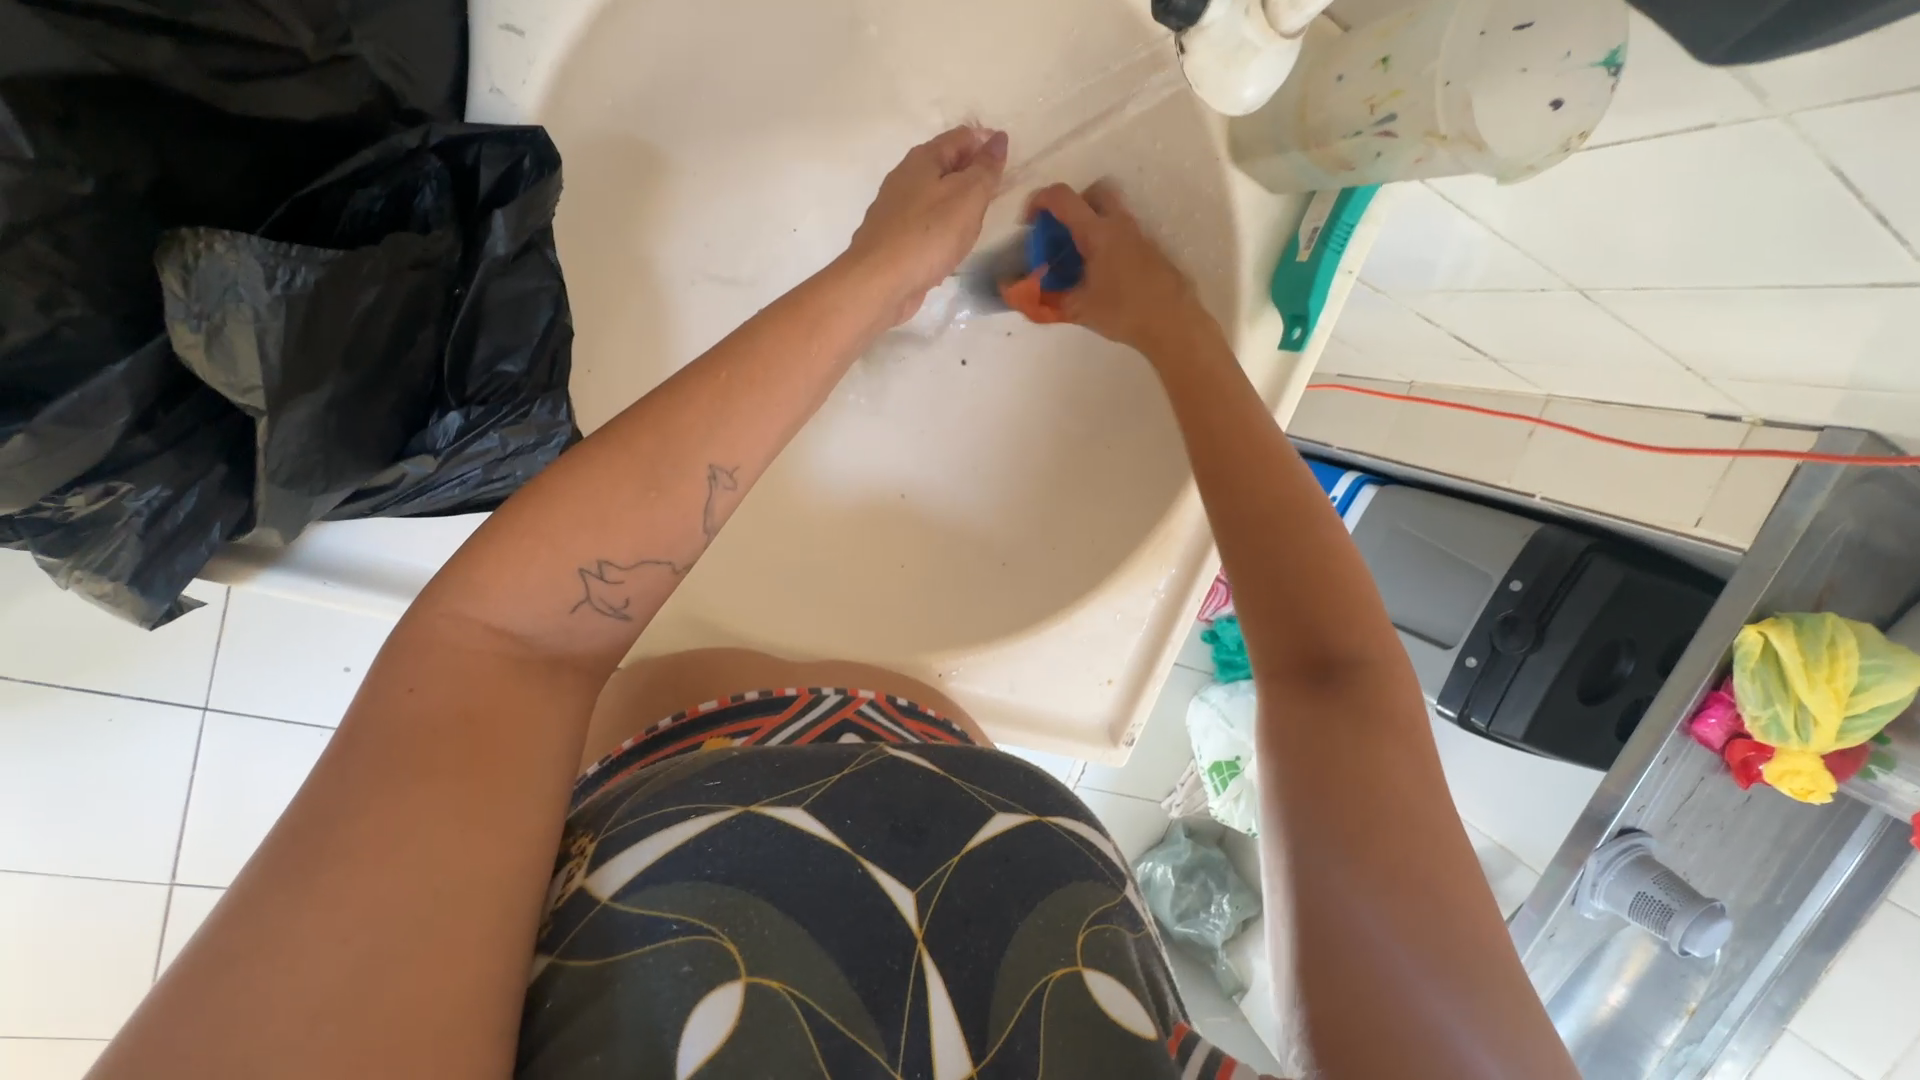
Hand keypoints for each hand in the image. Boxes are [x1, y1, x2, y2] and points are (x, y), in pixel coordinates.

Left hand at [846, 125, 1008, 323]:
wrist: (879, 282)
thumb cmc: (928, 235)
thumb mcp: (968, 196)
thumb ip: (985, 169)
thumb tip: (998, 139)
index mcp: (923, 159)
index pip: (961, 137)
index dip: (986, 144)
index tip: (1008, 165)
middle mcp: (905, 178)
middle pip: (945, 165)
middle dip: (972, 174)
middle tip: (997, 194)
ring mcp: (896, 210)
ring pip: (934, 197)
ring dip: (957, 203)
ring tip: (977, 221)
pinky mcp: (894, 239)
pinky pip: (925, 224)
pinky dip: (942, 227)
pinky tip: (951, 245)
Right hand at [1025, 182, 1216, 356]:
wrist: (1173, 322)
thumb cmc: (1123, 312)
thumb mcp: (1077, 309)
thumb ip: (1045, 299)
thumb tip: (1015, 295)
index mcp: (1097, 232)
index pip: (1062, 197)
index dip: (1038, 202)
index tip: (1029, 224)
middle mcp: (1119, 224)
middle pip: (1094, 191)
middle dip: (1073, 205)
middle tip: (1061, 234)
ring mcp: (1138, 234)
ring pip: (1111, 211)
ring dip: (1091, 224)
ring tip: (1079, 258)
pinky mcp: (1150, 249)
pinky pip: (1123, 232)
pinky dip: (1106, 241)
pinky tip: (1102, 273)